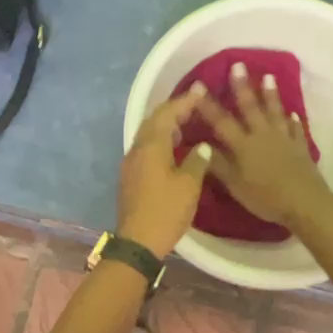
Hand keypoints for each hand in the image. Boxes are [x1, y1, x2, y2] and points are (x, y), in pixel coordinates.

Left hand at [117, 89, 213, 257]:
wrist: (138, 242)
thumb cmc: (166, 211)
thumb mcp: (189, 185)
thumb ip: (197, 160)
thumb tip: (202, 146)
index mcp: (151, 146)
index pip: (167, 114)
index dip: (184, 101)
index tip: (201, 90)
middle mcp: (137, 149)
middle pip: (154, 121)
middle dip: (174, 109)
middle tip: (194, 103)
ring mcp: (131, 163)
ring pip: (148, 134)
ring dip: (166, 124)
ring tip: (187, 121)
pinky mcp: (131, 176)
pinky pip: (147, 148)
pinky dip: (161, 140)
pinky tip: (174, 147)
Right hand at [194, 62, 332, 226]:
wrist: (305, 202)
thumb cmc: (266, 197)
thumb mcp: (235, 185)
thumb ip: (217, 164)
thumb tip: (200, 145)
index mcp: (243, 145)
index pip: (221, 121)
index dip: (208, 104)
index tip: (199, 85)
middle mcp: (262, 135)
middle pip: (250, 107)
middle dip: (242, 86)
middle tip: (239, 65)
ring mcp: (284, 139)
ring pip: (275, 112)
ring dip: (271, 94)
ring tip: (269, 76)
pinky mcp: (300, 148)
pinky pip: (296, 129)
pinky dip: (293, 120)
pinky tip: (293, 113)